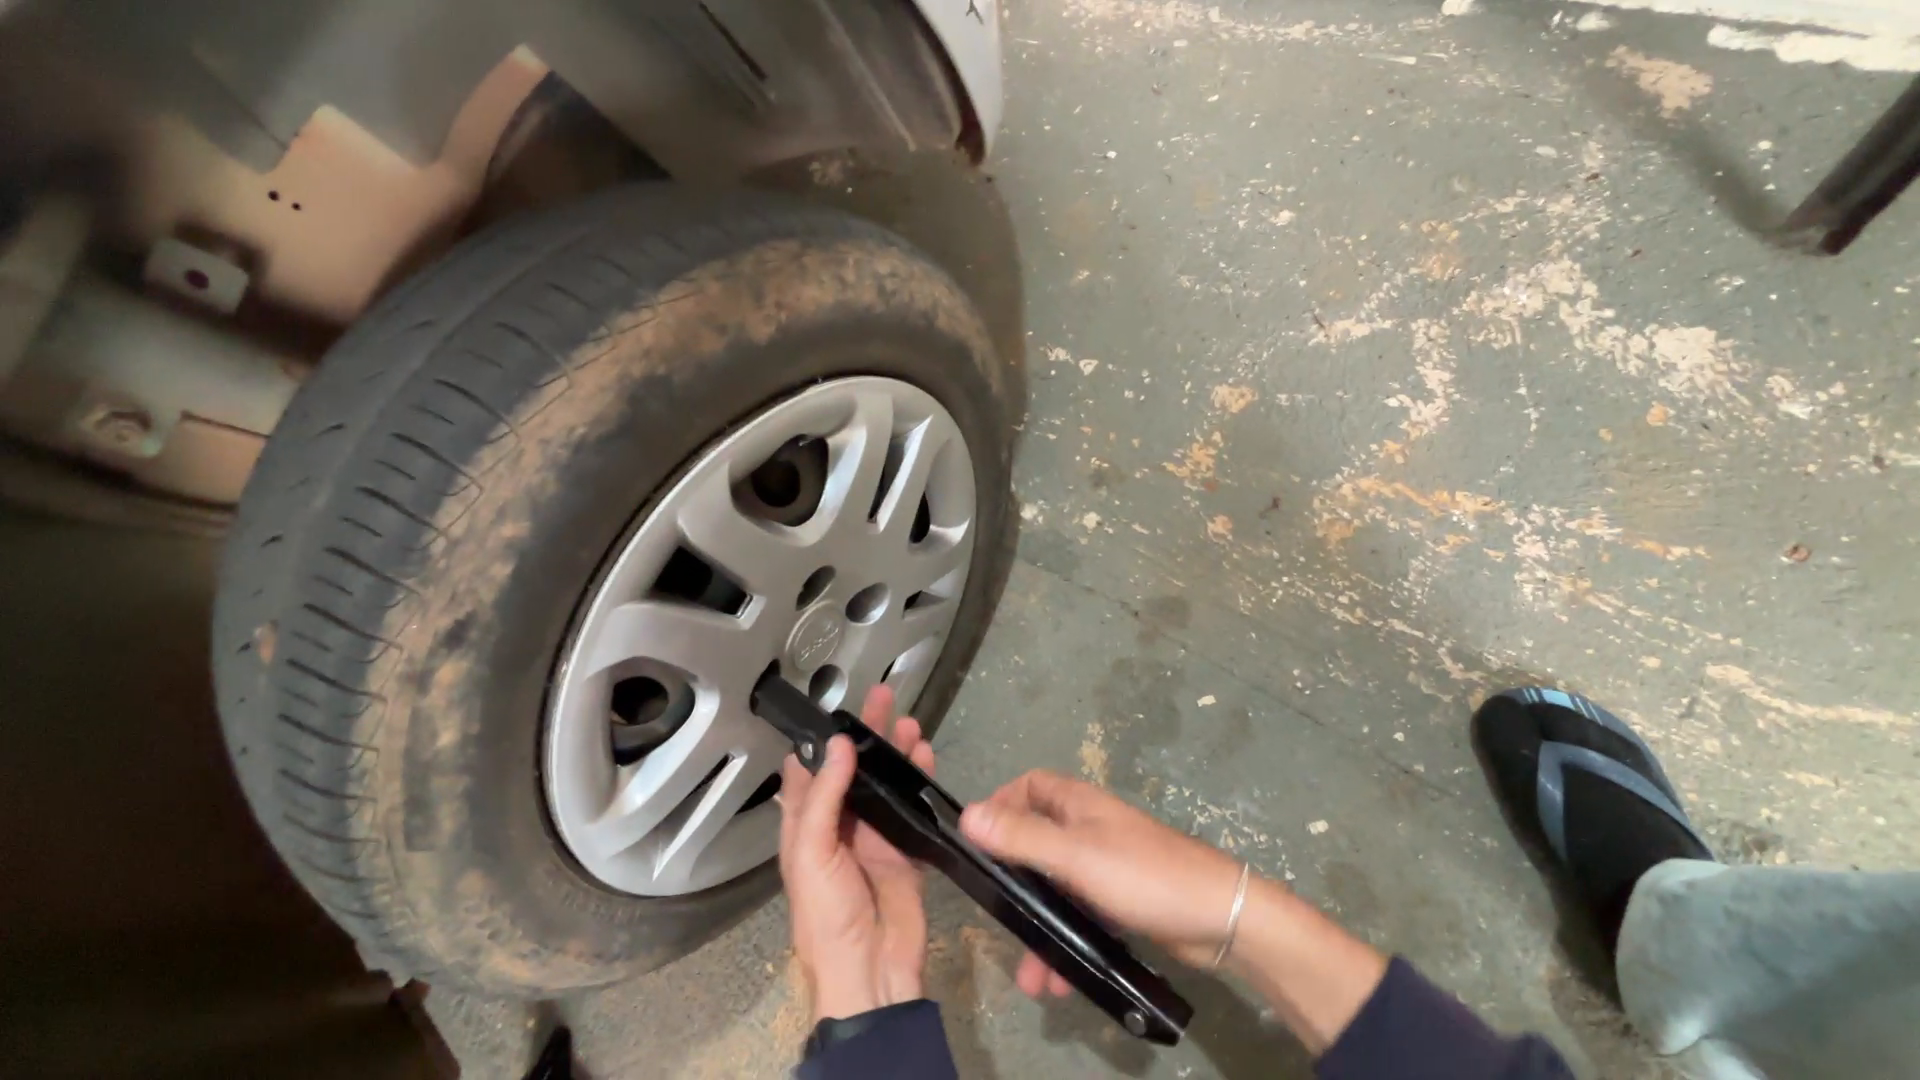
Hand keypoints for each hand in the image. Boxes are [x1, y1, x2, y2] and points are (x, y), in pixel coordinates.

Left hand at [777, 685, 935, 1021]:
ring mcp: (874, 837)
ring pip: (886, 784)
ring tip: (910, 722)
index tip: (838, 707)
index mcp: (806, 827)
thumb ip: (824, 797)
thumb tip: (839, 744)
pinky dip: (919, 781)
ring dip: (897, 753)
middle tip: (883, 698)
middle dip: (867, 734)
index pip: (810, 772)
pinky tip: (926, 759)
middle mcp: (839, 826)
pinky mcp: (905, 850)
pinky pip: (913, 808)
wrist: (871, 971)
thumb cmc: (827, 914)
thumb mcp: (811, 853)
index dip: (821, 740)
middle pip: (854, 770)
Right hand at [958, 769, 1243, 995]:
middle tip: (997, 916)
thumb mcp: (1075, 855)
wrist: (1220, 918)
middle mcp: (1089, 827)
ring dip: (1040, 925)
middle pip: (1037, 841)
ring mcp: (1106, 865)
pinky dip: (1066, 940)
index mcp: (1078, 803)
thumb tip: (967, 816)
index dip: (1002, 804)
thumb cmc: (1143, 875)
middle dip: (1015, 883)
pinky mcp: (1121, 900)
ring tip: (1030, 974)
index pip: (1029, 786)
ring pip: (1057, 888)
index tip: (978, 839)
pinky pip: (1080, 915)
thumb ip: (1021, 837)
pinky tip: (1059, 978)